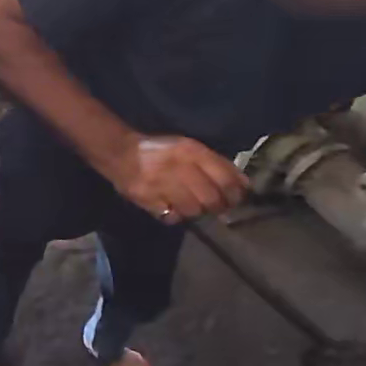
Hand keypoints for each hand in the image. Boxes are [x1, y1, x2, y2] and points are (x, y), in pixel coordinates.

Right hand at [106, 135, 247, 222]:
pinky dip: (175, 215)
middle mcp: (178, 166)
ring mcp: (161, 184)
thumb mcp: (189, 148)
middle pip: (211, 199)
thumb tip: (244, 185)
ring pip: (193, 211)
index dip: (235, 194)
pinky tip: (171, 207)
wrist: (121, 153)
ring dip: (195, 211)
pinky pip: (172, 217)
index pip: (224, 178)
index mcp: (191, 150)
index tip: (235, 200)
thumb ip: (216, 164)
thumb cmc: (160, 151)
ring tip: (190, 205)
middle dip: (217, 206)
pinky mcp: (147, 199)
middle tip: (215, 207)